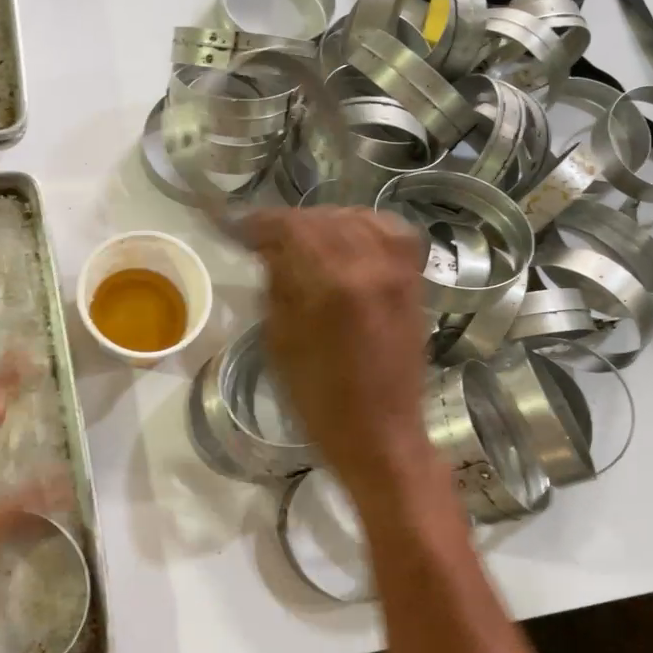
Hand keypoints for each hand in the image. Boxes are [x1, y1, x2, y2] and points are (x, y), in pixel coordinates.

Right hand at [248, 208, 432, 495]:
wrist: (381, 433)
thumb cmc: (320, 398)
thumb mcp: (280, 340)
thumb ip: (277, 285)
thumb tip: (270, 249)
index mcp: (331, 283)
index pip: (290, 227)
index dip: (260, 223)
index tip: (238, 229)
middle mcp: (370, 266)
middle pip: (322, 219)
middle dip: (289, 224)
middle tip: (264, 239)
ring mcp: (397, 271)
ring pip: (357, 219)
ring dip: (324, 223)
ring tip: (303, 240)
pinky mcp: (414, 281)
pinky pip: (392, 232)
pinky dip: (365, 227)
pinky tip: (347, 241)